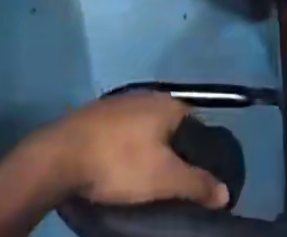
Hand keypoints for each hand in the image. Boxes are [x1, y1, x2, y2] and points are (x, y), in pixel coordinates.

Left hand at [38, 94, 228, 208]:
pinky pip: (124, 132)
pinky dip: (129, 149)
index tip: (201, 179)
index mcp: (168, 104)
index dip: (202, 152)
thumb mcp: (164, 179)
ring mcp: (120, 103)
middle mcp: (147, 96)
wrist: (60, 155)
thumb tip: (226, 192)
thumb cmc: (120, 162)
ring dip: (151, 150)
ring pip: (146, 129)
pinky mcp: (98, 115)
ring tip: (149, 180)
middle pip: (171, 126)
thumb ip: (197, 184)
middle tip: (175, 184)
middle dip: (176, 152)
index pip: (197, 124)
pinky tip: (122, 168)